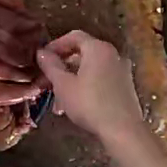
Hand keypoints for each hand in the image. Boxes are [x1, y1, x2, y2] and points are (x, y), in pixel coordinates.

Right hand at [36, 30, 148, 146]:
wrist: (122, 130)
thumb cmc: (89, 103)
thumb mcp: (63, 85)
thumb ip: (51, 66)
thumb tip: (41, 52)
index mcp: (98, 48)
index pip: (74, 36)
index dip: (55, 45)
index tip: (42, 58)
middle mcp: (113, 55)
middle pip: (82, 54)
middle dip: (61, 68)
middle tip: (46, 83)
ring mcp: (121, 71)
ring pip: (90, 70)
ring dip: (71, 81)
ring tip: (57, 103)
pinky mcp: (125, 87)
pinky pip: (100, 80)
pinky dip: (85, 87)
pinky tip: (74, 106)